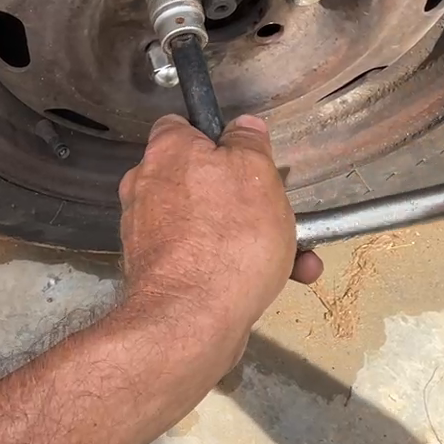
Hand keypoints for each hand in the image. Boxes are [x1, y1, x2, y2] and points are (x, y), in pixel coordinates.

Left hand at [116, 115, 321, 380]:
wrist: (191, 317)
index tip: (246, 155)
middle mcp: (147, 186)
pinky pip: (204, 255)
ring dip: (254, 235)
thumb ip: (249, 144)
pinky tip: (281, 280)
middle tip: (279, 212)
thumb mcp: (256, 174)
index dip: (216, 136)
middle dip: (248, 196)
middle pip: (201, 178)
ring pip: (209, 221)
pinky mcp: (159, 269)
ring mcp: (148, 230)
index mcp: (165, 152)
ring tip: (296, 256)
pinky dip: (237, 263)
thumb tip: (243, 126)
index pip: (181, 126)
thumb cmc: (227, 237)